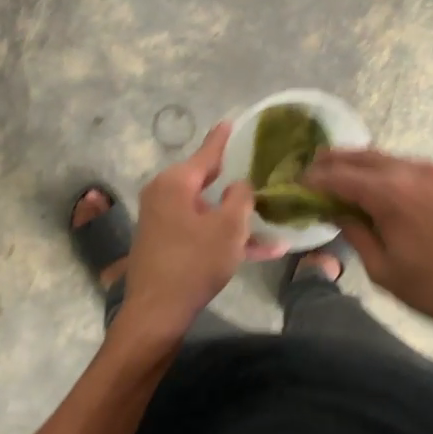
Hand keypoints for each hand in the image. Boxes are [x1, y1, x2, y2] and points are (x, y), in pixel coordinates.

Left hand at [115, 123, 272, 342]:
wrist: (157, 311)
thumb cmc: (194, 262)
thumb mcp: (229, 227)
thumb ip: (241, 198)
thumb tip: (240, 185)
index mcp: (175, 182)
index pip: (206, 153)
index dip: (223, 139)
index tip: (231, 122)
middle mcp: (165, 195)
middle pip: (207, 181)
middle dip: (235, 181)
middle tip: (260, 170)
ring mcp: (163, 221)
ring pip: (209, 211)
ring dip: (239, 219)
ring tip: (274, 219)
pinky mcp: (167, 245)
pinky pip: (202, 232)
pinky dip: (226, 237)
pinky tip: (264, 251)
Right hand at [303, 150, 432, 376]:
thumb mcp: (385, 271)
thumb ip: (356, 234)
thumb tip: (338, 213)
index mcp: (390, 193)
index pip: (338, 176)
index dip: (313, 179)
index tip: (295, 183)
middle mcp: (414, 171)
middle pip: (364, 156)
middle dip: (335, 161)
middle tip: (313, 169)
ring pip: (391, 159)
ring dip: (364, 165)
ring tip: (346, 177)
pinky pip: (415, 168)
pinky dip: (392, 172)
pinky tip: (387, 188)